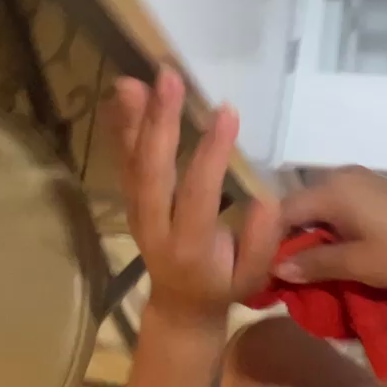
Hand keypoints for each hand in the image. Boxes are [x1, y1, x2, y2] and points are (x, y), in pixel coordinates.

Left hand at [111, 68, 281, 326]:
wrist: (181, 306)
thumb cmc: (223, 287)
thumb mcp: (254, 277)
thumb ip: (261, 242)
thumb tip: (264, 199)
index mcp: (189, 245)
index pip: (197, 194)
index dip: (210, 153)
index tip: (226, 112)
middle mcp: (155, 226)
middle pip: (152, 171)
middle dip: (160, 123)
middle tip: (168, 79)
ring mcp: (137, 213)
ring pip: (131, 164)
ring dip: (133, 121)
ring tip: (133, 81)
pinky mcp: (132, 202)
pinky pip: (124, 163)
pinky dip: (121, 129)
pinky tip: (122, 96)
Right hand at [275, 167, 386, 287]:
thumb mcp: (355, 264)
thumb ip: (313, 264)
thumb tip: (278, 270)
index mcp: (331, 190)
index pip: (281, 211)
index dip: (269, 241)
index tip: (268, 270)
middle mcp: (341, 176)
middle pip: (299, 206)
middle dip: (290, 238)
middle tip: (288, 271)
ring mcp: (360, 179)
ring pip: (319, 206)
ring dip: (312, 233)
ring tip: (312, 264)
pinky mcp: (375, 188)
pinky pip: (338, 204)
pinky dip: (331, 226)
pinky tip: (337, 250)